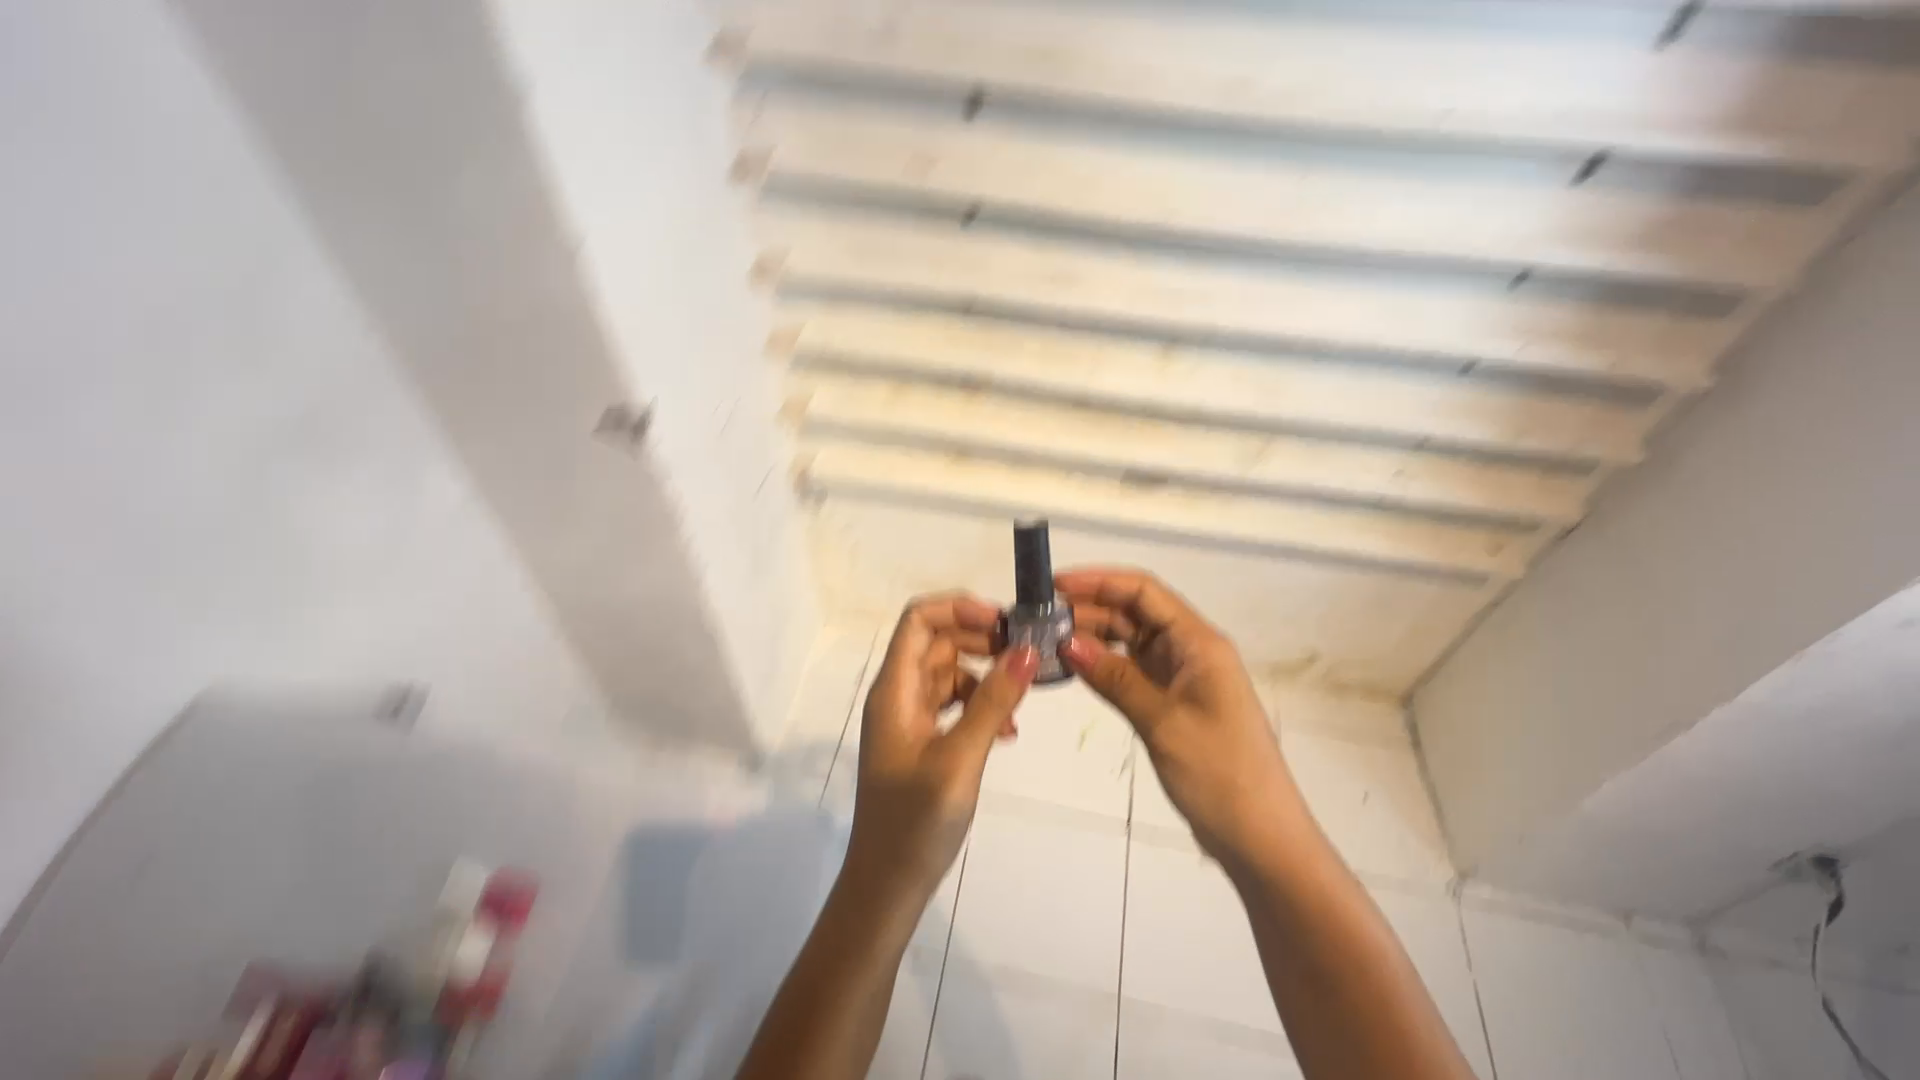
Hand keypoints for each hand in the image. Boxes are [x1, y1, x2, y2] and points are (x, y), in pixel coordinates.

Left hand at [848, 593, 1038, 903]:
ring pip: (948, 673)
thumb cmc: (916, 821)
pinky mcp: (921, 744)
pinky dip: (980, 707)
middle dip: (980, 639)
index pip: (918, 620)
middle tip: (1026, 654)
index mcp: (895, 690)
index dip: (959, 608)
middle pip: (936, 642)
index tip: (1004, 623)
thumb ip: (993, 702)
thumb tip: (1027, 650)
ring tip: (1022, 698)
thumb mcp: (961, 757)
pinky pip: (952, 706)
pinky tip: (1007, 733)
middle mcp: (898, 696)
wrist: (888, 884)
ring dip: (985, 675)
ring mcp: (908, 721)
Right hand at [1056, 568, 1294, 867]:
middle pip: (1136, 613)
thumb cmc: (1219, 772)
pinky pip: (1133, 671)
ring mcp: (1183, 678)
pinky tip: (1073, 669)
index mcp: (1199, 643)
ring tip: (1046, 640)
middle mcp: (1191, 651)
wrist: (1259, 835)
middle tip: (1038, 619)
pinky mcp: (1175, 704)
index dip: (1100, 581)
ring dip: (1094, 637)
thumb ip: (1115, 678)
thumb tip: (1066, 641)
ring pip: (1132, 642)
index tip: (1054, 586)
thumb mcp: (1163, 722)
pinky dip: (1105, 666)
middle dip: (1090, 609)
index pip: (1145, 592)